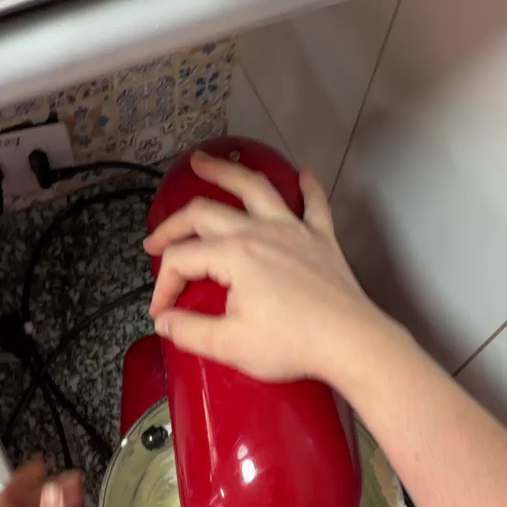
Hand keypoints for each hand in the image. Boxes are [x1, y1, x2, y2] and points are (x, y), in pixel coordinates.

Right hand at [143, 153, 397, 383]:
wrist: (350, 343)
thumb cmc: (292, 344)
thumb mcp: (229, 345)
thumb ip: (189, 331)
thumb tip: (164, 322)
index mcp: (235, 255)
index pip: (182, 260)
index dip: (164, 285)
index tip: (162, 312)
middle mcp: (260, 232)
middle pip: (206, 214)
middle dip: (174, 224)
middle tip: (156, 237)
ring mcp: (294, 231)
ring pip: (255, 188)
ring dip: (226, 172)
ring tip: (203, 161)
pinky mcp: (321, 240)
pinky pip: (314, 205)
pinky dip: (307, 188)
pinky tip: (303, 176)